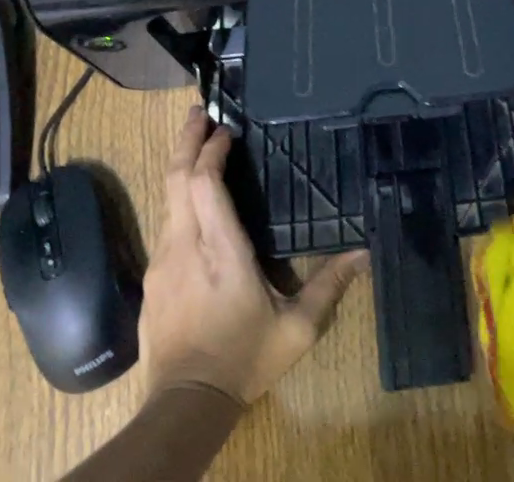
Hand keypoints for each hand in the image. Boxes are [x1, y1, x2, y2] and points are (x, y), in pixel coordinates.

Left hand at [139, 108, 367, 403]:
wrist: (185, 401)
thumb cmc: (245, 357)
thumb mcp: (297, 327)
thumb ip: (328, 285)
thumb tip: (363, 253)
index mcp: (221, 250)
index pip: (205, 183)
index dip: (210, 150)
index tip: (224, 129)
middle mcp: (185, 246)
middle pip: (175, 179)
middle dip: (185, 140)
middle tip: (197, 112)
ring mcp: (161, 263)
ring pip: (166, 201)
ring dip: (180, 168)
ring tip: (196, 147)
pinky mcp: (151, 280)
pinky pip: (165, 227)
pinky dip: (178, 201)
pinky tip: (192, 205)